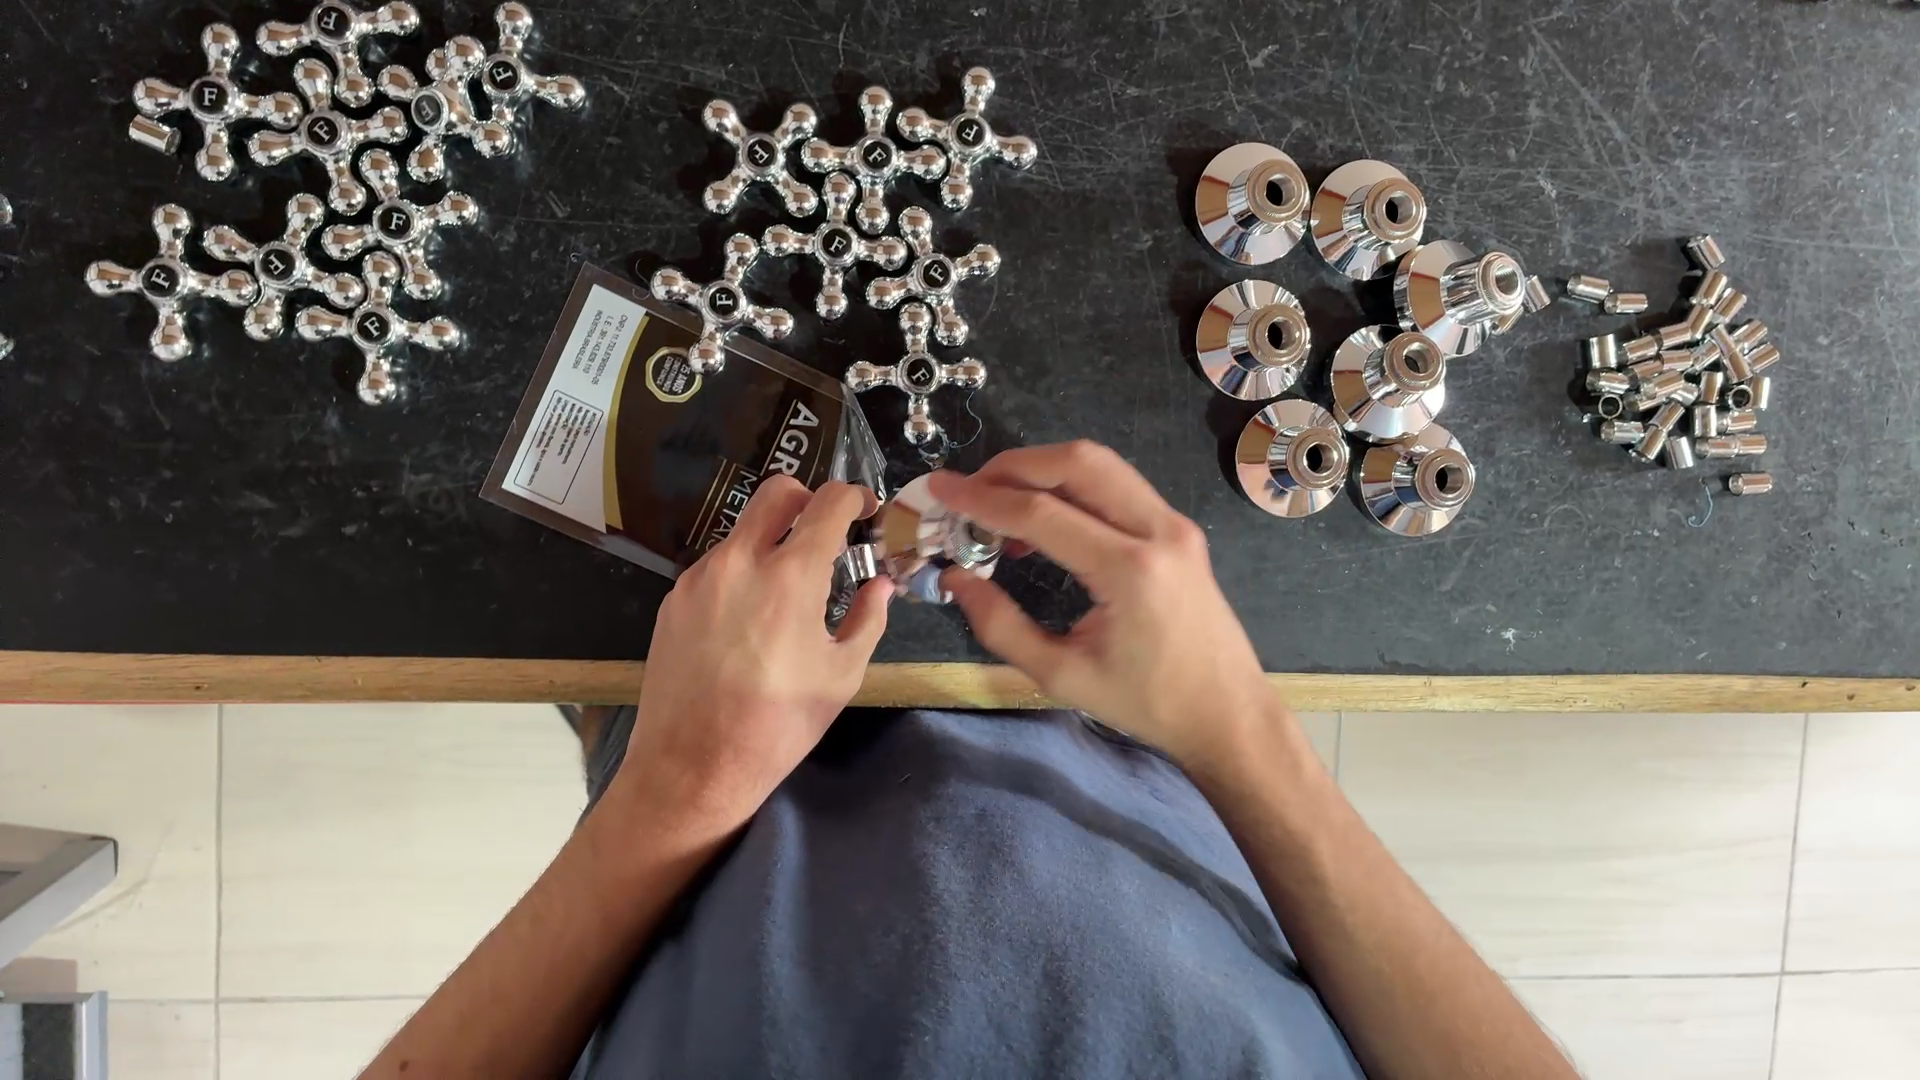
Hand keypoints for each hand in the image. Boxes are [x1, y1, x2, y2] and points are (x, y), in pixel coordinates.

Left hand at [618, 477, 891, 830]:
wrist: (691, 768)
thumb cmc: (779, 725)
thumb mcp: (841, 675)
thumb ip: (868, 618)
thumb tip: (881, 585)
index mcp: (790, 576)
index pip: (828, 504)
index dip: (854, 497)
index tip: (866, 511)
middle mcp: (740, 561)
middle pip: (777, 491)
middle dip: (810, 499)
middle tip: (827, 533)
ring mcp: (700, 578)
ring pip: (745, 530)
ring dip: (774, 541)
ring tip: (788, 592)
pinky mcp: (674, 599)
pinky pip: (718, 565)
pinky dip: (744, 572)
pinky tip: (750, 619)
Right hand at [927, 441, 1281, 772]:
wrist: (1228, 713)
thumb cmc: (1146, 703)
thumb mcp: (1061, 675)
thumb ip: (1001, 625)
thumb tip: (955, 578)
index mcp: (1129, 571)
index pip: (1042, 512)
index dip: (982, 498)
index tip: (941, 490)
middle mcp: (1158, 530)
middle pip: (1078, 462)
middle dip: (1014, 466)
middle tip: (972, 490)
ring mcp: (1175, 524)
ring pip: (1101, 464)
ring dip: (1044, 470)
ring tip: (1000, 500)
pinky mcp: (1179, 528)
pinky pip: (1118, 485)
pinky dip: (1073, 486)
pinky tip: (1044, 519)